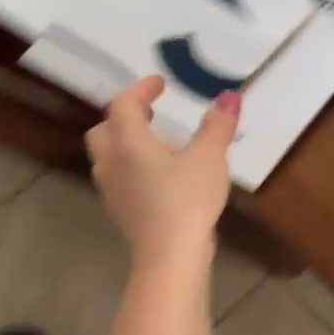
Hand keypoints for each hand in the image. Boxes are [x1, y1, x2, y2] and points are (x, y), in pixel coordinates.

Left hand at [85, 76, 239, 265]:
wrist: (170, 252)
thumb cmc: (188, 198)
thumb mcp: (210, 157)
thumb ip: (218, 125)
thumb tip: (230, 95)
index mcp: (129, 143)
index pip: (123, 105)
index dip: (140, 90)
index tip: (159, 83)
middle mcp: (112, 161)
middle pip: (104, 130)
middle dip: (124, 116)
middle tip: (151, 111)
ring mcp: (112, 188)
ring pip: (108, 155)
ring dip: (126, 141)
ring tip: (157, 142)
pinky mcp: (121, 208)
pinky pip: (119, 175)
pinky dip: (132, 164)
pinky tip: (159, 174)